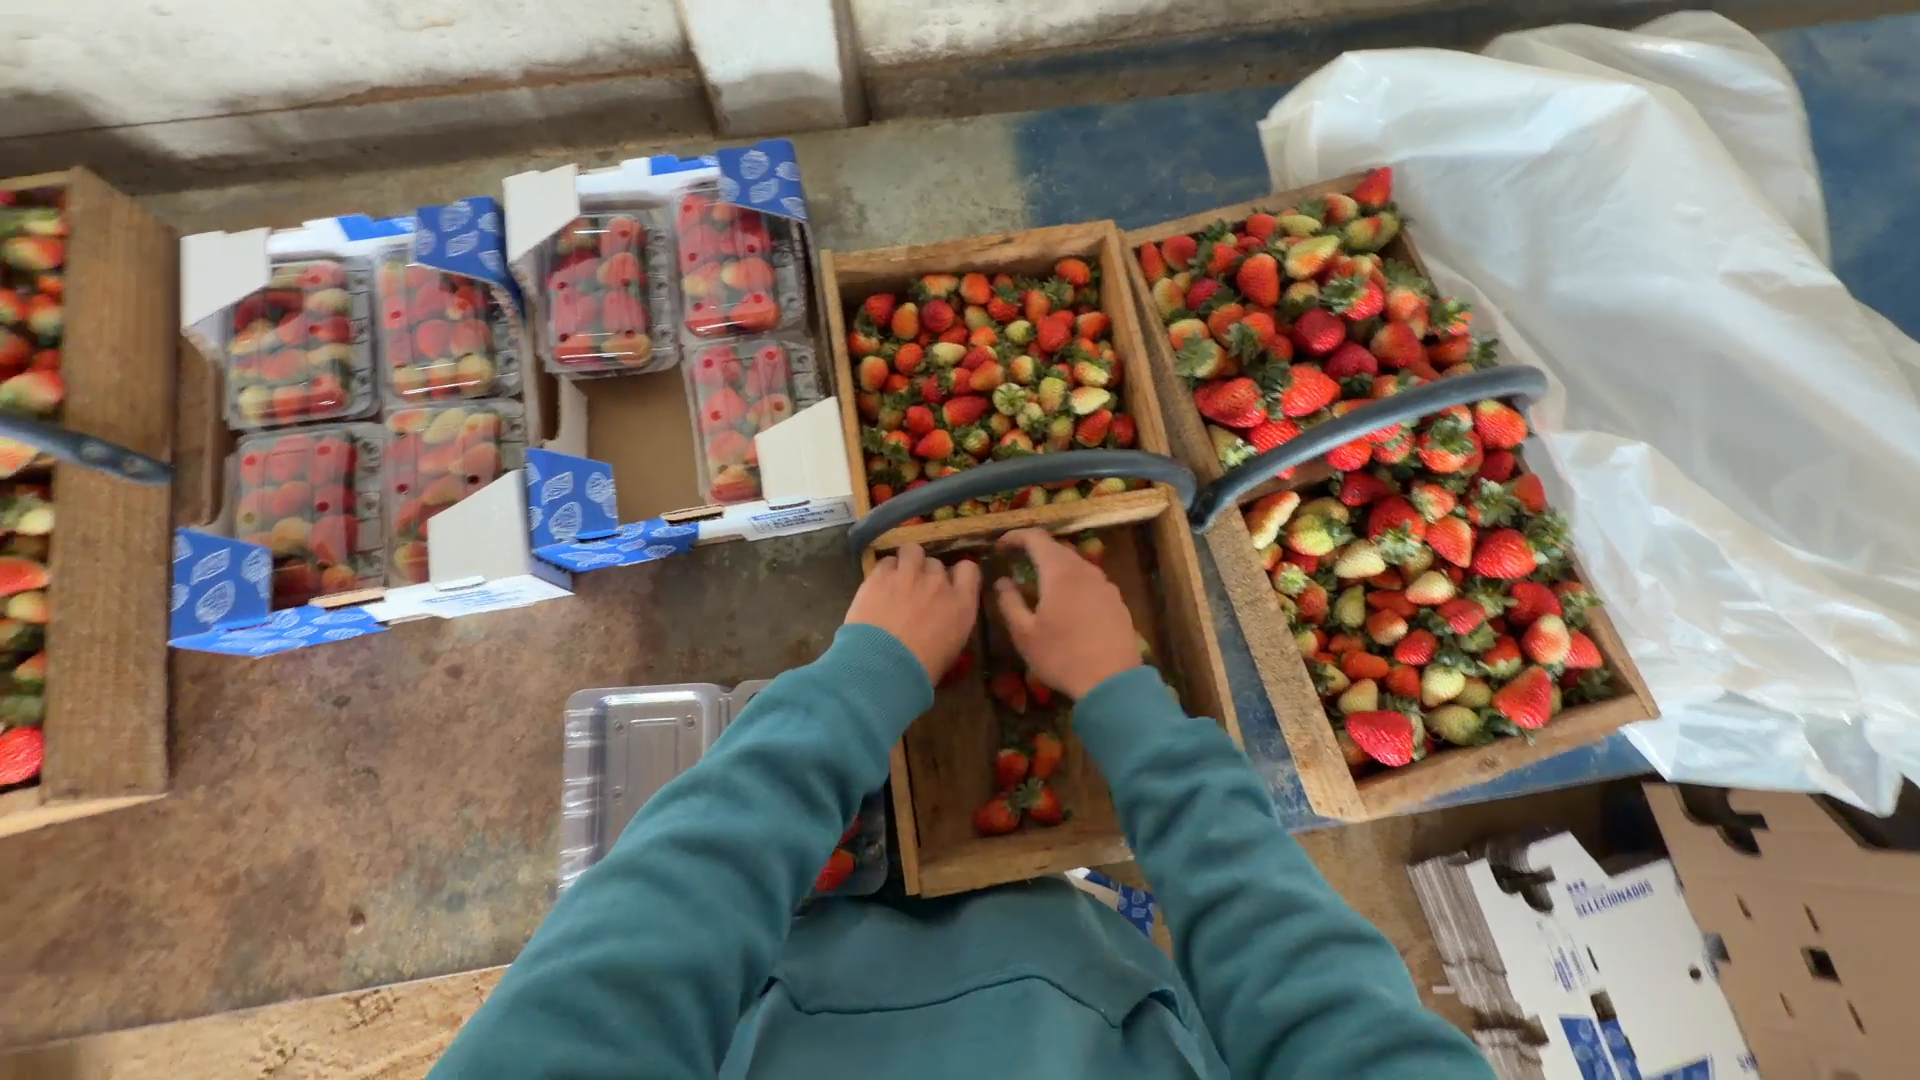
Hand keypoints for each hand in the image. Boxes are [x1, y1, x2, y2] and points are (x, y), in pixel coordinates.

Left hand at [845, 543, 981, 683]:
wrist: (882, 668)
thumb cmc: (920, 670)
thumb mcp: (950, 648)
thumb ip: (952, 622)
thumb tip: (943, 617)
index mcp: (961, 604)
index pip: (969, 570)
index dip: (957, 574)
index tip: (948, 584)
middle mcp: (938, 584)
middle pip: (936, 563)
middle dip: (926, 574)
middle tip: (915, 592)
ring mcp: (909, 576)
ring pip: (912, 550)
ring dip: (907, 562)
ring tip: (897, 578)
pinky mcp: (880, 576)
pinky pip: (886, 561)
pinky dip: (884, 570)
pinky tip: (878, 585)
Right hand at [993, 529, 1139, 699]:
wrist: (1112, 681)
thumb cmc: (1061, 656)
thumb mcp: (1024, 633)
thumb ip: (1009, 602)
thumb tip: (1002, 581)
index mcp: (1060, 572)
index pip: (1036, 537)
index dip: (1014, 537)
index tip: (998, 547)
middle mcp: (1085, 570)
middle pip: (1057, 548)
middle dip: (1033, 550)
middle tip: (1015, 562)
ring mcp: (1105, 584)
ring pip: (1075, 564)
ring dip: (1054, 566)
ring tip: (1038, 583)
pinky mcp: (1116, 601)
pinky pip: (1089, 581)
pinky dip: (1072, 582)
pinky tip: (1066, 603)